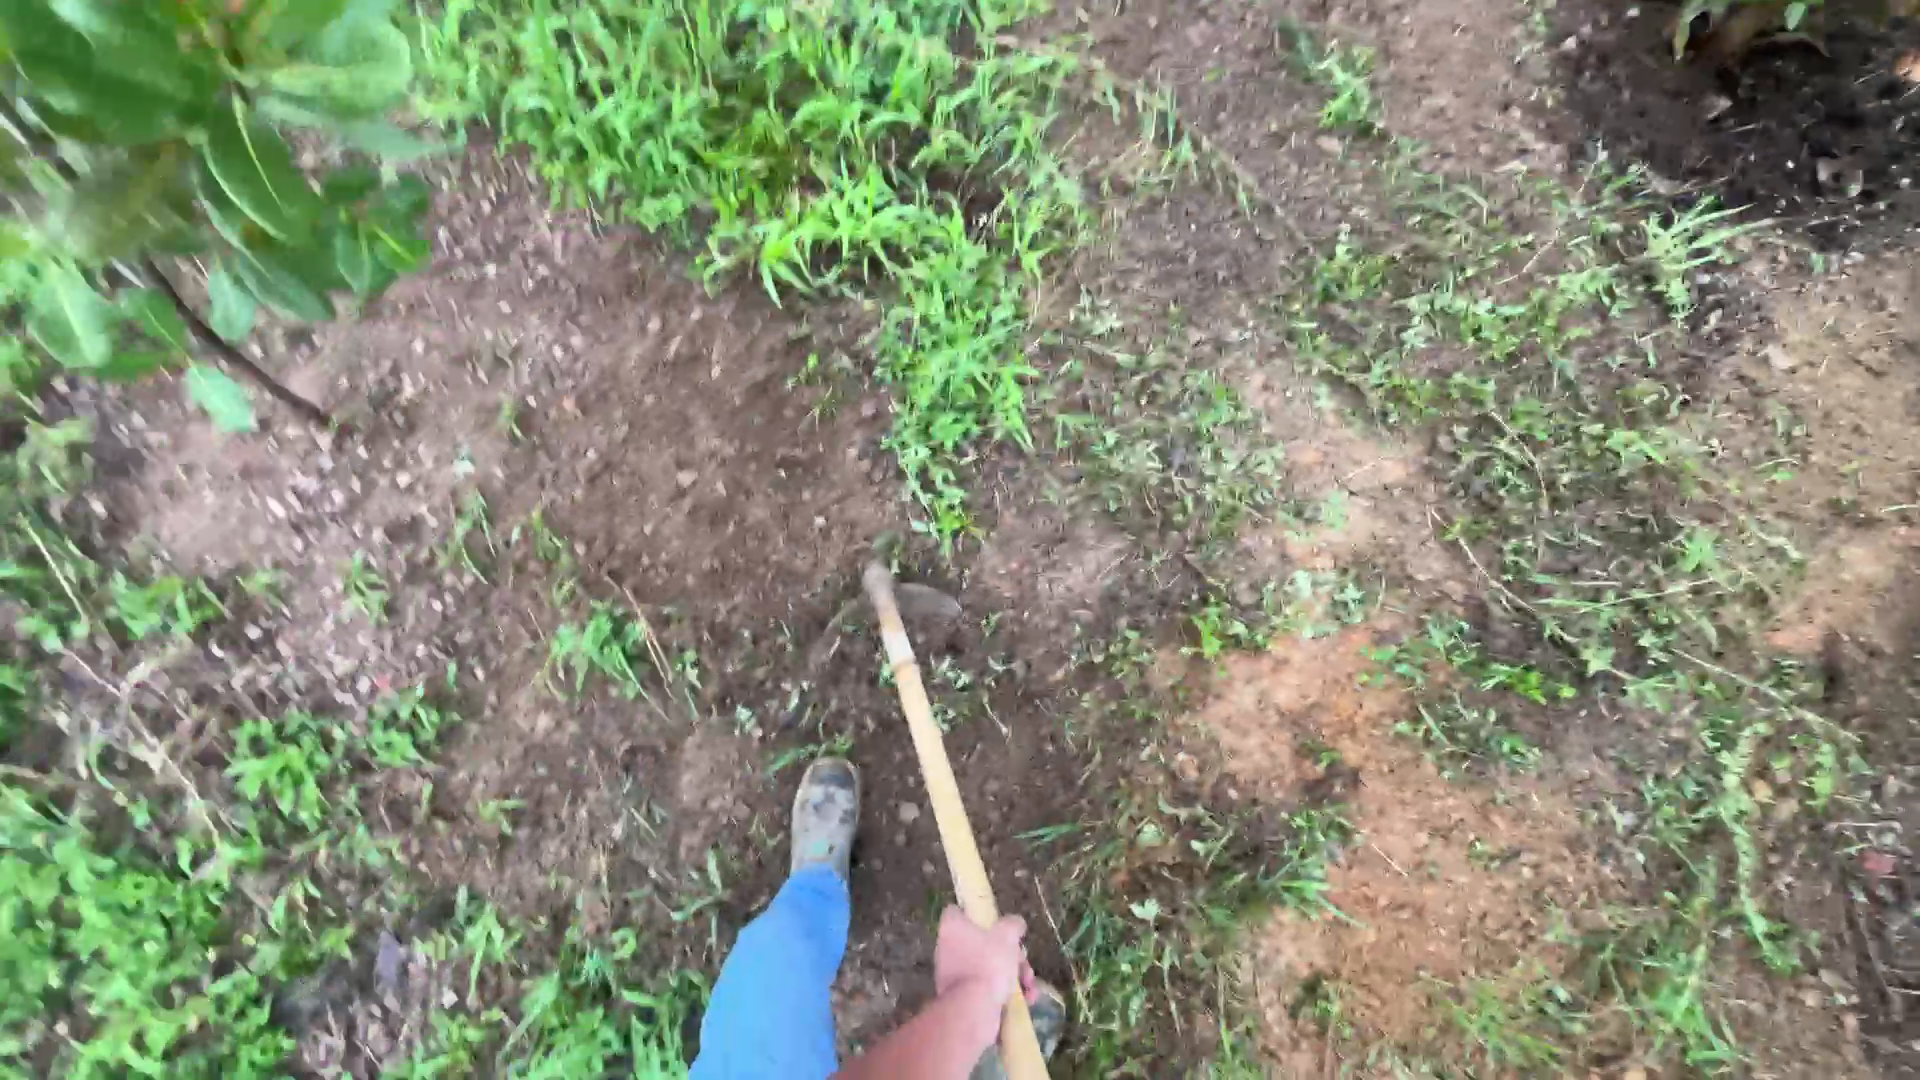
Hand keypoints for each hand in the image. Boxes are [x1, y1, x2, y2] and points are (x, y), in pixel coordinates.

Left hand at [933, 907, 1036, 1006]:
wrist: (973, 1011)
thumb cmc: (987, 963)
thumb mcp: (1007, 935)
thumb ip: (1013, 924)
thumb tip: (1015, 923)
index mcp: (952, 926)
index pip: (958, 910)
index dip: (978, 914)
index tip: (997, 923)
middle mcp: (948, 948)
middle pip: (982, 942)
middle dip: (1008, 953)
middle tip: (1022, 960)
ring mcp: (953, 976)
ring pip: (988, 968)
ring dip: (1012, 976)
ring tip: (1029, 987)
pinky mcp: (963, 998)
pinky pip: (986, 989)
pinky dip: (1006, 994)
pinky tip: (1026, 1000)